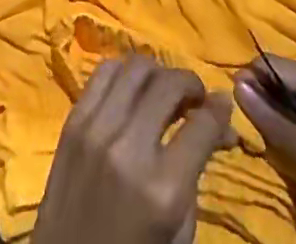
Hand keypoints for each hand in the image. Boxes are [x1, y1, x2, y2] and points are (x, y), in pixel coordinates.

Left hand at [33, 55, 234, 243]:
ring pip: (136, 67)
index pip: (203, 123)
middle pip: (170, 83)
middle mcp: (129, 148)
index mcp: (164, 187)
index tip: (223, 103)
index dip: (220, 108)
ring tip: (163, 92)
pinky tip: (132, 91)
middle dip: (192, 84)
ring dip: (158, 74)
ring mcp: (96, 130)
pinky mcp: (72, 122)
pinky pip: (102, 72)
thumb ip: (198, 169)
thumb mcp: (180, 229)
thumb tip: (219, 124)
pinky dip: (124, 73)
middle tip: (195, 99)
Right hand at [234, 56, 295, 243]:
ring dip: (267, 114)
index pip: (281, 67)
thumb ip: (286, 131)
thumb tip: (240, 86)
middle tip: (223, 113)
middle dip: (257, 93)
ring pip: (292, 105)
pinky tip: (266, 141)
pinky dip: (283, 132)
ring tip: (236, 124)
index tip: (217, 93)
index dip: (250, 76)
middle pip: (286, 83)